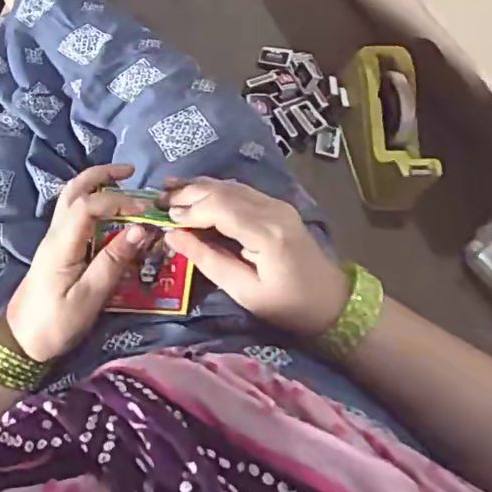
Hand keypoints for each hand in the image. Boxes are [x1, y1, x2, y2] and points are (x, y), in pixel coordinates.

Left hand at [3, 164, 156, 362]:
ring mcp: (53, 239)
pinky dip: (93, 203)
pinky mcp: (57, 249)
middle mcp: (55, 234)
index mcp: (62, 243)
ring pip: (71, 199)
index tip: (145, 210)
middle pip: (74, 190)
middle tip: (131, 172)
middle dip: (102, 175)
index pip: (89, 204)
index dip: (118, 200)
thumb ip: (113, 262)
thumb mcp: (89, 298)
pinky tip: (110, 213)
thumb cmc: (55, 324)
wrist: (21, 342)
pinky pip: (74, 214)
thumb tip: (140, 229)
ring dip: (96, 185)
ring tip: (124, 186)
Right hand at [161, 177, 348, 336]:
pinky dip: (214, 190)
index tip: (164, 219)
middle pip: (223, 191)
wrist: (333, 301)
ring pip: (230, 186)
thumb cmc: (288, 305)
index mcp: (266, 233)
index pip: (219, 208)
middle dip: (188, 193)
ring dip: (198, 187)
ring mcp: (277, 205)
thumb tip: (173, 236)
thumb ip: (207, 260)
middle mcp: (272, 210)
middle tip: (158, 200)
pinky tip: (196, 191)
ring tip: (169, 190)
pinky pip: (240, 190)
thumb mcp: (243, 291)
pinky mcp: (277, 206)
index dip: (188, 210)